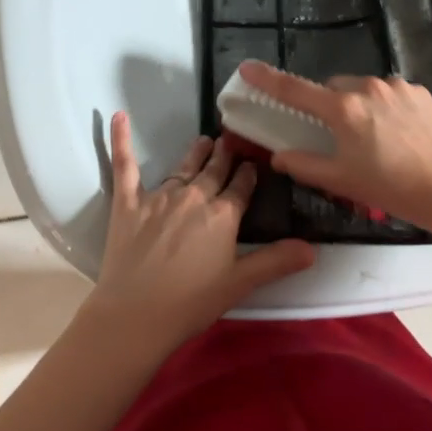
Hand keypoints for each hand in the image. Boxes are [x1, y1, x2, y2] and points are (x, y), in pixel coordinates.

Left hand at [87, 112, 315, 343]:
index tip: (254, 163)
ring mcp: (159, 197)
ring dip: (196, 152)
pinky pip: (125, 166)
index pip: (241, 187)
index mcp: (222, 216)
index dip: (249, 175)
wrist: (135, 314)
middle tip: (231, 140)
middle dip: (225, 156)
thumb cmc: (191, 303)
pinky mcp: (128, 202)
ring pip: (183, 167)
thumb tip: (314, 248)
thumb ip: (276, 262)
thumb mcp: (239, 284)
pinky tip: (118, 116)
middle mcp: (194, 197)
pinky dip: (121, 140)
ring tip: (204, 140)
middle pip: (214, 171)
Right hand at [238, 61, 431, 225]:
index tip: (247, 68)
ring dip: (359, 105)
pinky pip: (389, 92)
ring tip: (373, 138)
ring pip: (363, 88)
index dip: (267, 79)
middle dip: (329, 106)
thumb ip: (303, 164)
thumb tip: (278, 155)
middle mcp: (367, 87)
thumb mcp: (339, 180)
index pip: (295, 90)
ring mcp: (395, 86)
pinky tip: (395, 133)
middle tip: (337, 136)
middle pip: (333, 88)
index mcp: (343, 109)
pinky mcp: (417, 91)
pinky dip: (384, 107)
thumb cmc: (386, 186)